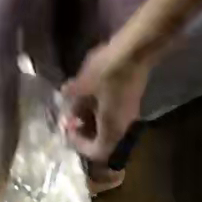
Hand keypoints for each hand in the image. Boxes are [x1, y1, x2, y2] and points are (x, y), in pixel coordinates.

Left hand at [59, 39, 151, 162]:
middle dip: (84, 129)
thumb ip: (71, 96)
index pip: (97, 151)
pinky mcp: (132, 99)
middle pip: (103, 140)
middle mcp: (123, 125)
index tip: (68, 127)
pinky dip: (100, 107)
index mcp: (111, 128)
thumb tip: (64, 96)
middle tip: (71, 114)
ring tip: (78, 100)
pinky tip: (91, 91)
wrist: (136, 50)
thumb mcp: (82, 84)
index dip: (79, 144)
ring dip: (92, 117)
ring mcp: (130, 112)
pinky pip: (114, 112)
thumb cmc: (108, 71)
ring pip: (108, 125)